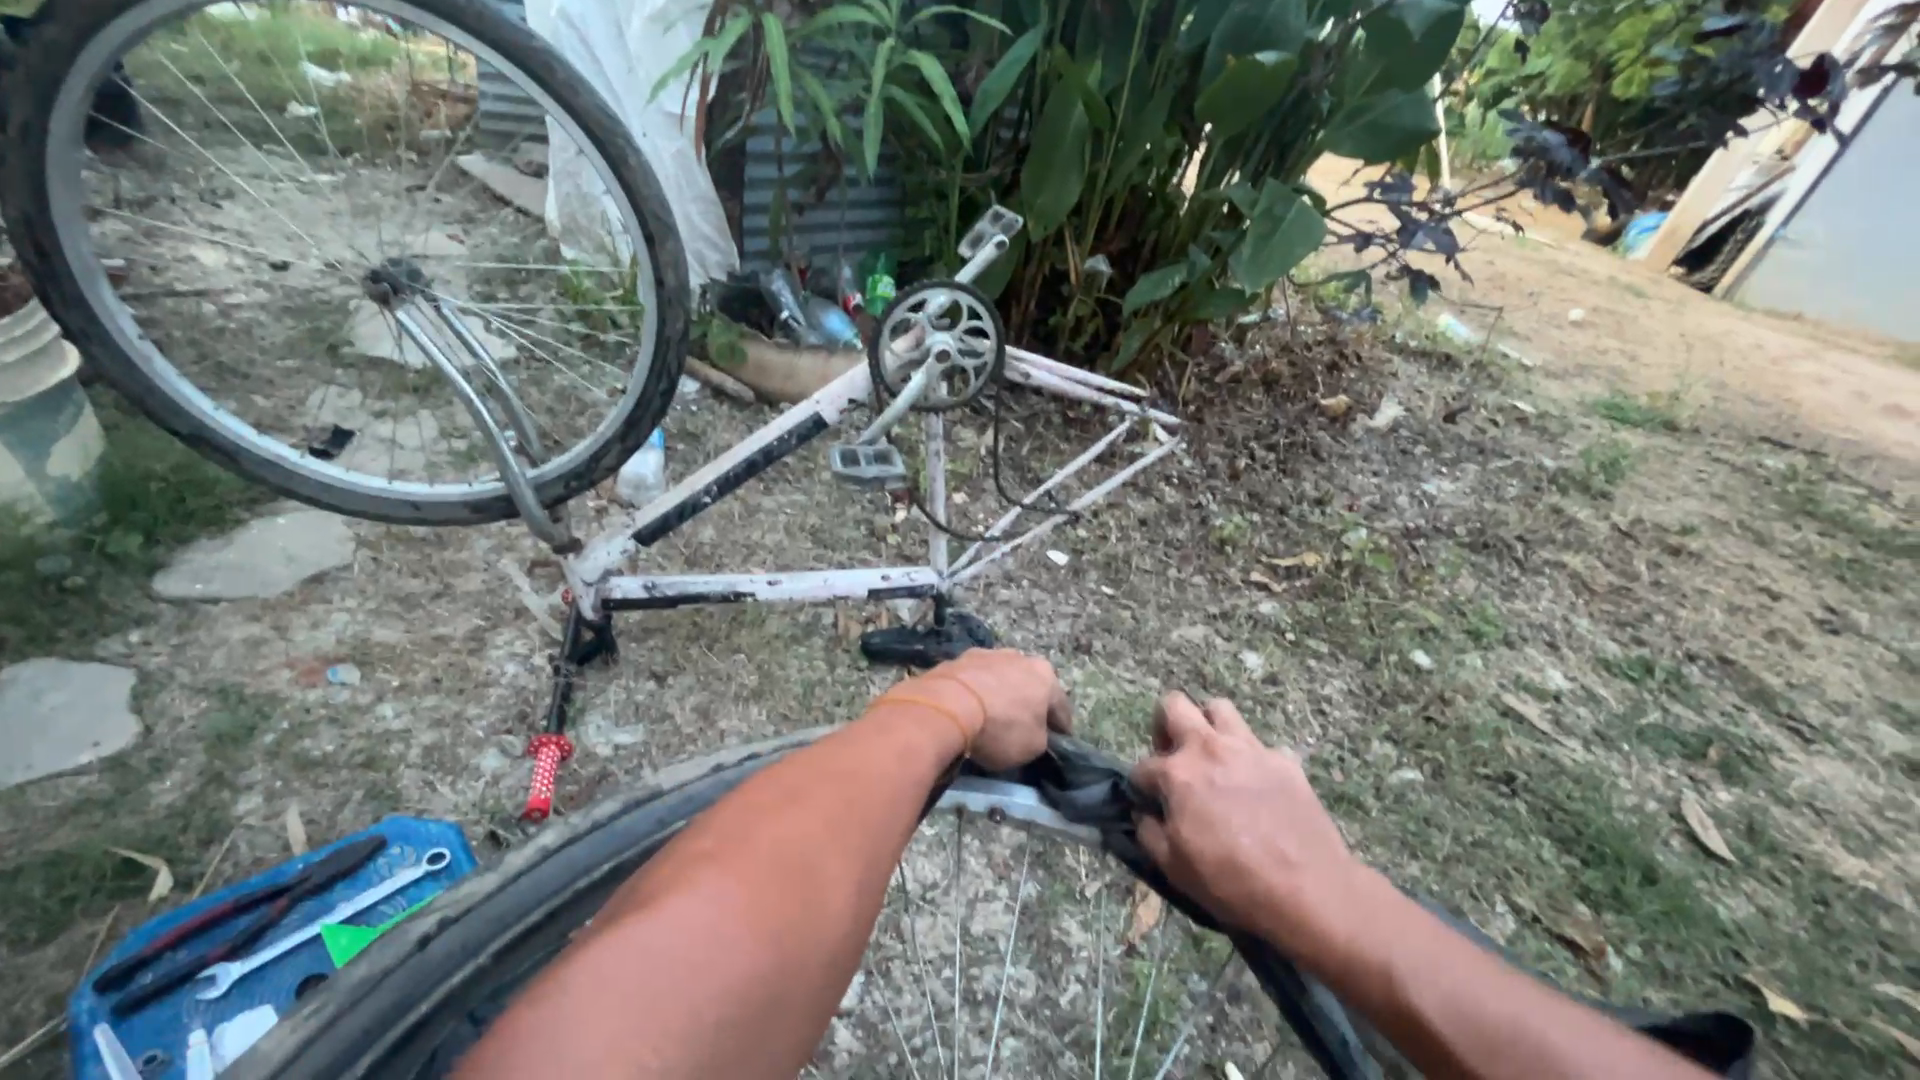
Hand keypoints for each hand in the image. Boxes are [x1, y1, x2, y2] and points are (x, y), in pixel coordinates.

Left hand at [882, 649, 1071, 769]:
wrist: (947, 707)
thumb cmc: (1001, 728)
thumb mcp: (1033, 747)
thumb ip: (1041, 737)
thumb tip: (1034, 732)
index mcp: (1045, 675)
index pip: (1061, 707)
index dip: (1060, 728)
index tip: (1057, 741)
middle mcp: (1019, 657)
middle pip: (1030, 685)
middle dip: (1028, 704)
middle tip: (1022, 726)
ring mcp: (986, 654)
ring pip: (1000, 678)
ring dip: (1000, 694)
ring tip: (990, 716)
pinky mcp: (956, 660)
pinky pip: (973, 681)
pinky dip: (974, 693)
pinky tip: (967, 709)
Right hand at [1131, 694, 1369, 962]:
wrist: (1307, 890)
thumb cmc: (1231, 880)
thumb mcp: (1173, 867)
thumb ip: (1149, 832)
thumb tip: (1145, 813)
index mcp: (1178, 774)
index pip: (1142, 766)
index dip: (1140, 786)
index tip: (1149, 803)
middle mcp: (1209, 748)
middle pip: (1174, 705)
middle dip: (1164, 726)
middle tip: (1173, 758)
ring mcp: (1250, 749)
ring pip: (1219, 709)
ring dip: (1208, 726)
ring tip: (1212, 758)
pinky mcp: (1284, 760)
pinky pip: (1260, 746)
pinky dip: (1251, 759)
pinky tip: (1256, 786)